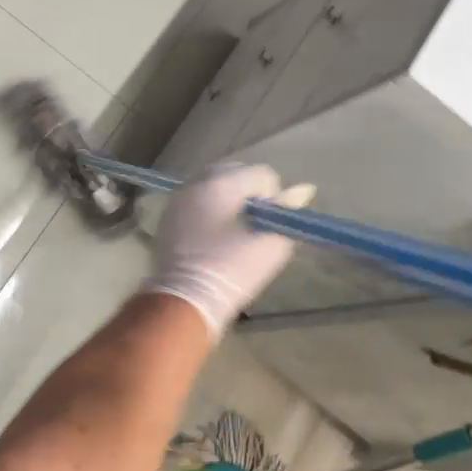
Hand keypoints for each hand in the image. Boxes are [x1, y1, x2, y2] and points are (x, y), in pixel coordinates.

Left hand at [141, 164, 294, 338]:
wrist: (185, 298)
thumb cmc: (231, 269)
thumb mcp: (270, 243)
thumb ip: (287, 212)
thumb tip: (304, 189)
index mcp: (220, 183)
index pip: (260, 173)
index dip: (272, 197)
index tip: (269, 223)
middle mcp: (195, 183)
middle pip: (233, 172)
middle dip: (249, 193)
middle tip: (254, 224)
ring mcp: (177, 199)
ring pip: (211, 185)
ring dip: (228, 199)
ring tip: (233, 231)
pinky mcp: (167, 217)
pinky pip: (195, 200)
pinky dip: (208, 209)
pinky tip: (213, 236)